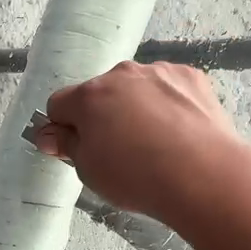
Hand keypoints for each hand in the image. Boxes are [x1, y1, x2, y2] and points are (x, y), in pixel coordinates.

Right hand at [34, 61, 250, 221]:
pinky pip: (167, 89)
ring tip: (152, 146)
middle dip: (102, 117)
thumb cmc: (135, 177)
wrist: (202, 175)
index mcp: (89, 97)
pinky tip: (176, 134)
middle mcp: (122, 74)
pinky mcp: (190, 78)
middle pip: (99, 93)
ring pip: (135, 89)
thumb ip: (67, 145)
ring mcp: (158, 72)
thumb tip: (48, 133)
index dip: (62, 128)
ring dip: (135, 109)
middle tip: (118, 154)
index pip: (59, 104)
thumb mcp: (88, 170)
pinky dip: (166, 106)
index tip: (75, 150)